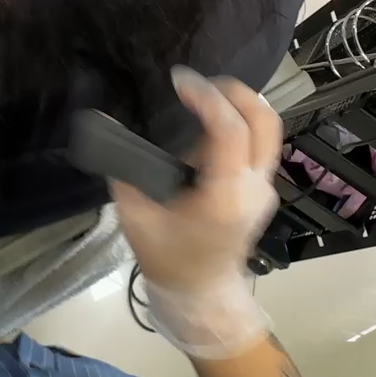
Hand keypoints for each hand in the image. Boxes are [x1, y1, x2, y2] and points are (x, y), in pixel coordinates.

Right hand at [110, 67, 281, 358]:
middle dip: (234, 92)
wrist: (202, 294)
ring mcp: (264, 189)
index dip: (206, 98)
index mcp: (225, 197)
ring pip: (268, 130)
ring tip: (202, 98)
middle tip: (199, 83)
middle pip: (264, 121)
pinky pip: (259, 143)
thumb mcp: (135, 217)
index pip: (230, 131)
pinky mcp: (262, 189)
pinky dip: (239, 122)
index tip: (179, 81)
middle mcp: (254, 188)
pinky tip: (208, 123)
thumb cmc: (168, 259)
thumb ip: (124, 170)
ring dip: (239, 105)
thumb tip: (107, 129)